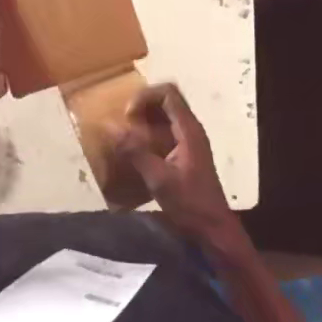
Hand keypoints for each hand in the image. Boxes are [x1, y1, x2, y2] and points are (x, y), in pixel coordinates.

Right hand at [119, 84, 240, 248]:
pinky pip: (165, 131)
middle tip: (123, 122)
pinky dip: (149, 133)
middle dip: (142, 105)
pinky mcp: (185, 153)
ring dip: (144, 119)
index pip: (168, 94)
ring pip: (166, 116)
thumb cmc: (189, 203)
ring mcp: (189, 141)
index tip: (126, 115)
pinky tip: (135, 149)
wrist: (212, 227)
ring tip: (125, 133)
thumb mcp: (158, 178)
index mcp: (189, 130)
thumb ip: (134, 150)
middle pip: (166, 101)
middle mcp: (191, 129)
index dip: (144, 97)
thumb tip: (108, 127)